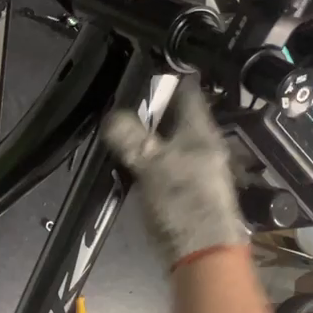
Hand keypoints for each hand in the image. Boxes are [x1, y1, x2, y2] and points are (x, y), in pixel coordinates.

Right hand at [102, 89, 250, 269]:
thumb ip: (130, 137)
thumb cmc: (183, 204)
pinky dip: (146, 150)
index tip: (147, 59)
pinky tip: (127, 151)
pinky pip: (161, 157)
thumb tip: (110, 116)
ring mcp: (194, 166)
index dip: (171, 74)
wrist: (200, 253)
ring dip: (147, 128)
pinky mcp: (181, 186)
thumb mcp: (151, 165)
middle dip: (151, 102)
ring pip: (167, 136)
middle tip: (122, 87)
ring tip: (119, 116)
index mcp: (202, 133)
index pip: (189, 92)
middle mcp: (202, 145)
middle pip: (175, 113)